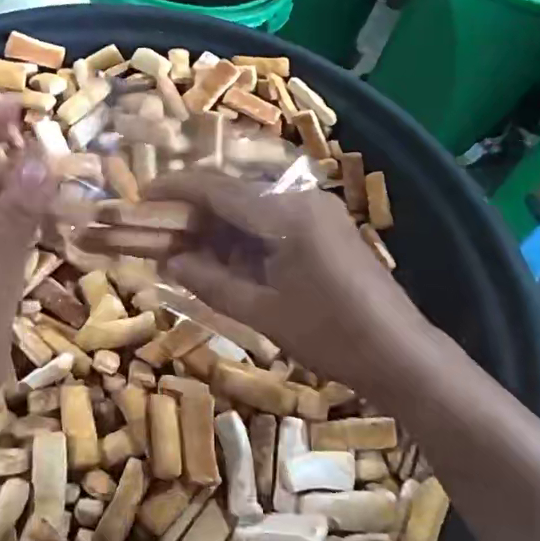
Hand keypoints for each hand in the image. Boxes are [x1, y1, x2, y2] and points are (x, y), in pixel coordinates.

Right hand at [145, 171, 428, 388]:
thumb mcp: (261, 312)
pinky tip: (228, 261)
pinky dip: (247, 237)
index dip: (174, 189)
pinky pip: (275, 221)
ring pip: (254, 208)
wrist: (399, 352)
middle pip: (234, 194)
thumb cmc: (329, 336)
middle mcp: (302, 198)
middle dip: (194, 213)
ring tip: (188, 255)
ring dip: (220, 228)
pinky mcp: (328, 227)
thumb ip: (210, 281)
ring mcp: (319, 211)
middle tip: (159, 236)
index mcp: (285, 214)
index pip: (217, 188)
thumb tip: (169, 261)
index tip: (140, 195)